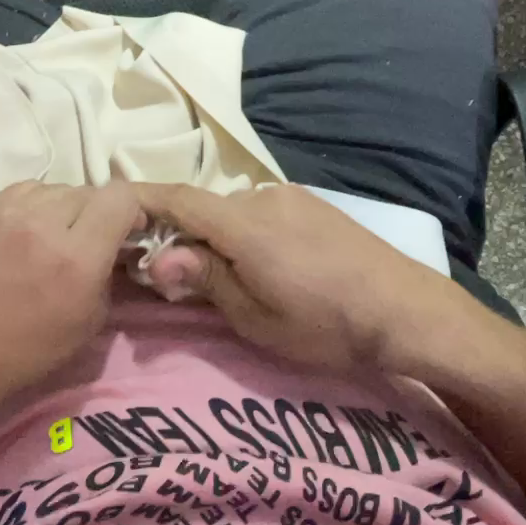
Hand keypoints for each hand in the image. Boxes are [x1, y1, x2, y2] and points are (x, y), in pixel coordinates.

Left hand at [0, 181, 142, 402]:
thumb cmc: (34, 346)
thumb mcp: (93, 317)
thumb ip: (111, 269)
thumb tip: (119, 241)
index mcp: (77, 257)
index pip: (120, 197)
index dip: (130, 211)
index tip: (124, 232)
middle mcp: (44, 224)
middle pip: (90, 191)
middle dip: (98, 213)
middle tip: (88, 239)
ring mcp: (10, 211)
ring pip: (58, 187)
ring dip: (66, 207)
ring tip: (55, 235)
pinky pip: (28, 189)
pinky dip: (38, 204)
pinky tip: (31, 230)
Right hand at [135, 183, 462, 372]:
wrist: (414, 314)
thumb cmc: (328, 326)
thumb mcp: (257, 318)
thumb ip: (205, 280)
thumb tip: (155, 259)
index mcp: (245, 224)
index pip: (177, 200)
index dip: (141, 201)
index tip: (111, 209)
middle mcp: (264, 198)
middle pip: (204, 209)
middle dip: (183, 238)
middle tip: (179, 283)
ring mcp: (293, 198)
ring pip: (233, 213)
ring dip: (218, 239)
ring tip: (232, 282)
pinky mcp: (314, 206)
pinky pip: (261, 213)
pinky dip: (245, 234)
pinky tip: (267, 268)